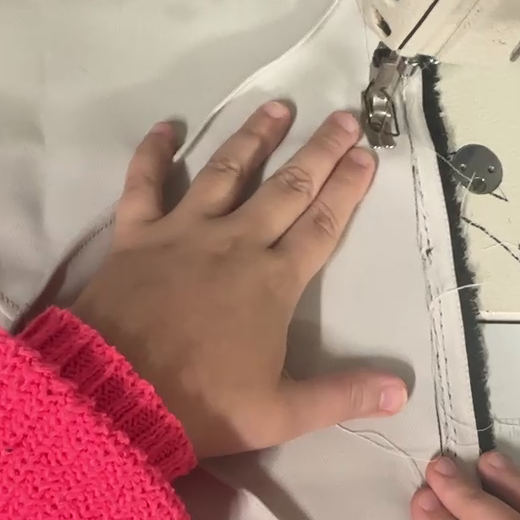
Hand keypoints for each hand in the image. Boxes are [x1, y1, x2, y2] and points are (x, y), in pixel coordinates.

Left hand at [70, 103, 408, 458]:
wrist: (117, 396)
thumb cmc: (203, 404)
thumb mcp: (281, 414)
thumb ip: (342, 396)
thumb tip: (402, 392)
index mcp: (273, 282)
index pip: (321, 226)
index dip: (347, 190)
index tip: (368, 156)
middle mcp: (234, 243)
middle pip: (286, 188)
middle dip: (319, 151)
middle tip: (344, 117)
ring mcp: (182, 233)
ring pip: (225, 171)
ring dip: (254, 137)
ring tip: (278, 106)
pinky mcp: (135, 236)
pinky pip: (144, 183)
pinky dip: (154, 152)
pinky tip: (168, 126)